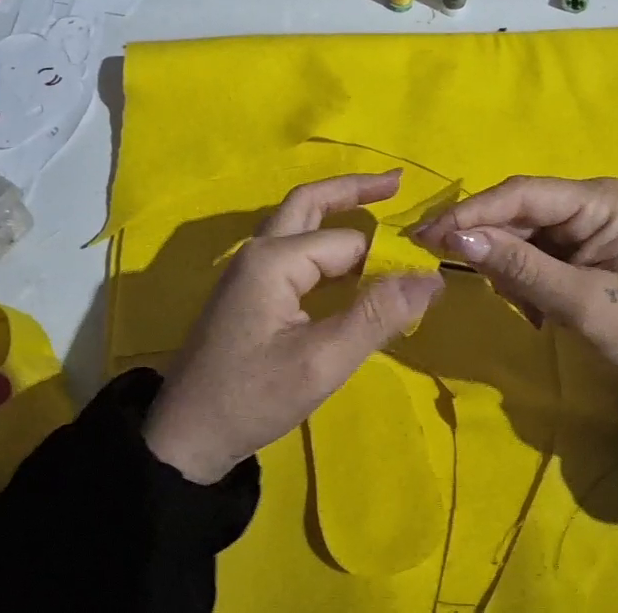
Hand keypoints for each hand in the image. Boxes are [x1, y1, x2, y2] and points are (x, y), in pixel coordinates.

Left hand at [142, 173, 445, 483]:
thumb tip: (431, 279)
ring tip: (379, 207)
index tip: (426, 274)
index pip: (348, 242)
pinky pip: (292, 249)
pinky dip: (324, 241)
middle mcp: (259, 250)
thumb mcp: (322, 362)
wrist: (186, 434)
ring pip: (299, 224)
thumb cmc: (253, 397)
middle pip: (311, 203)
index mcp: (274, 259)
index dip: (388, 257)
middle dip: (354, 190)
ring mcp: (249, 268)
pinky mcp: (248, 289)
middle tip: (398, 183)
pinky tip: (346, 261)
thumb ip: (376, 316)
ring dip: (337, 212)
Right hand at [416, 176, 617, 393]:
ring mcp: (575, 221)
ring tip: (524, 307)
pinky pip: (523, 250)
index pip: (522, 195)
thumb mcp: (580, 303)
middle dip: (485, 242)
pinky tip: (531, 307)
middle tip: (444, 265)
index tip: (429, 234)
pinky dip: (515, 277)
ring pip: (513, 232)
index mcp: (598, 200)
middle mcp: (584, 200)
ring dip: (503, 267)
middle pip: (513, 211)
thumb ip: (519, 268)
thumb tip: (457, 241)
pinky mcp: (568, 243)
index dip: (473, 212)